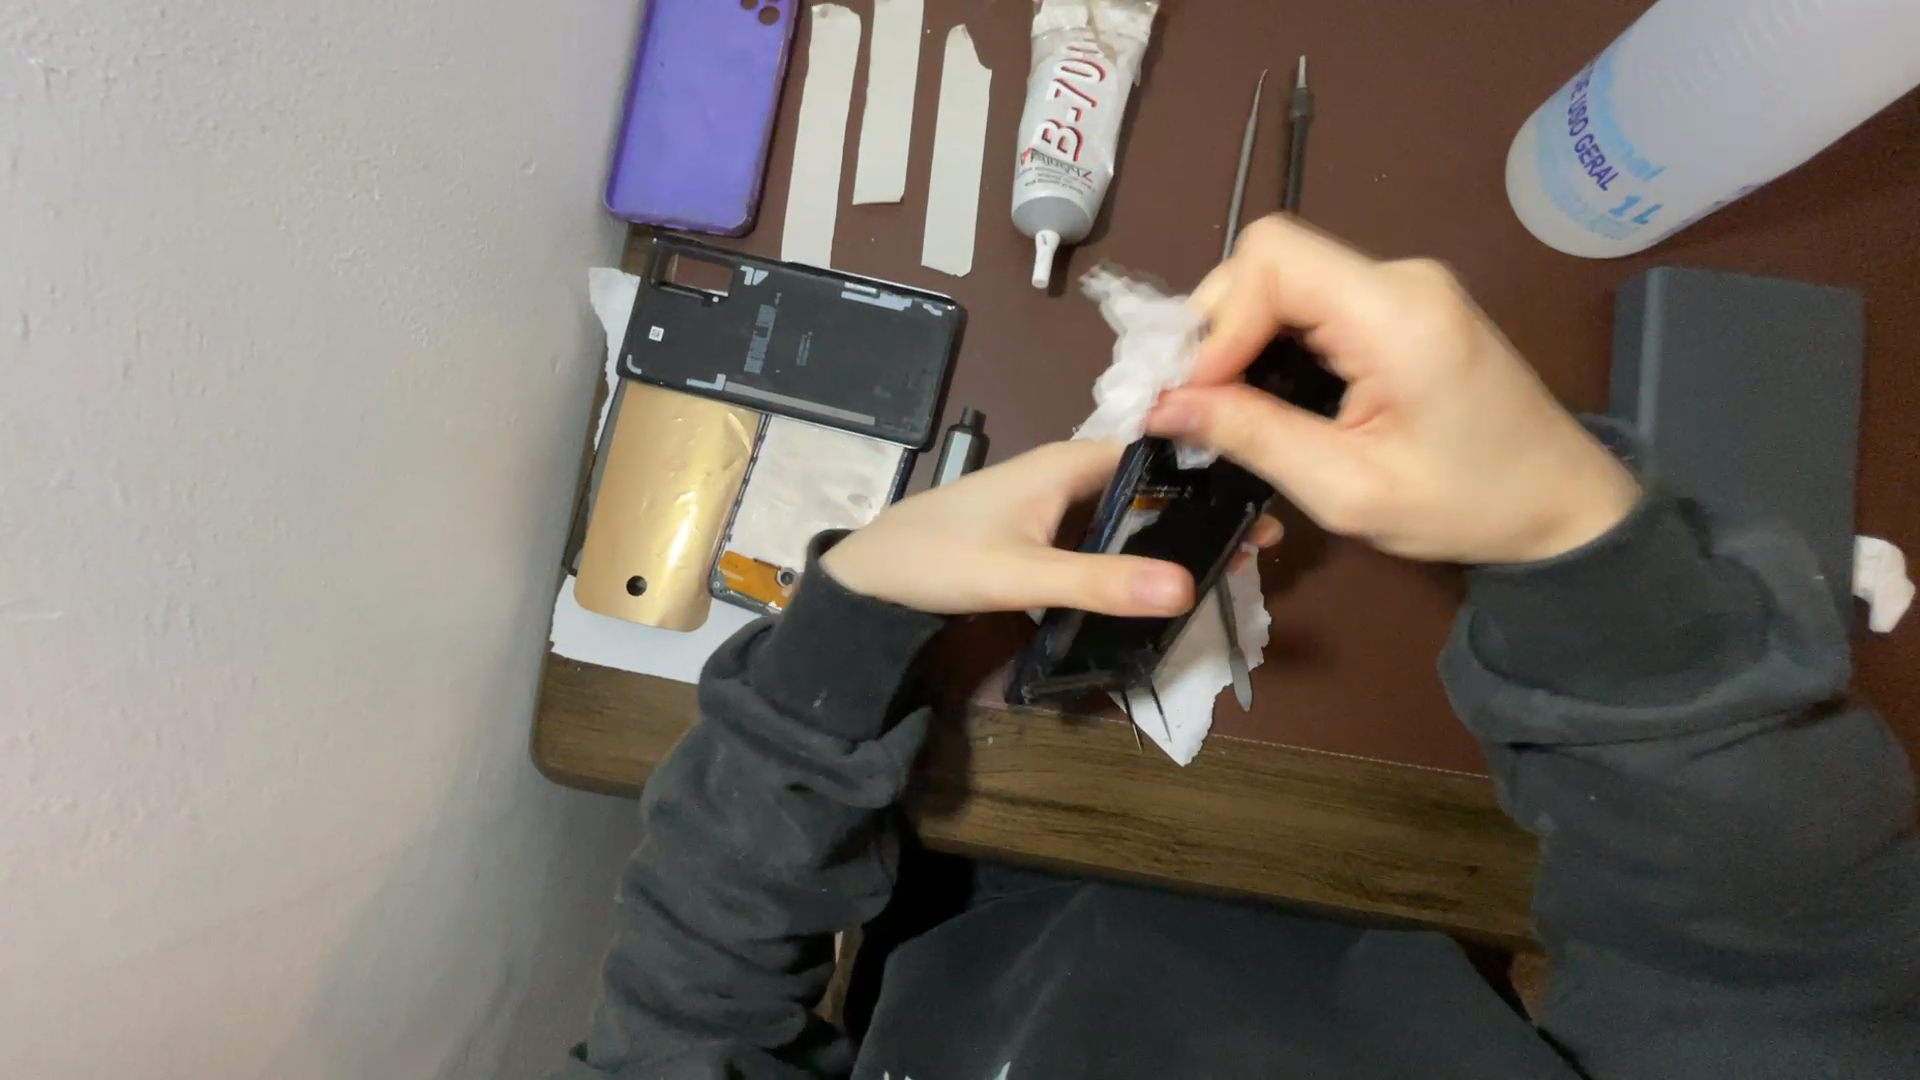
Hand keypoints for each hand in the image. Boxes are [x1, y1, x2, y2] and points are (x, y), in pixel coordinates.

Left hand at [819, 439, 1281, 615]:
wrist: (871, 578)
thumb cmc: (938, 558)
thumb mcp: (1020, 573)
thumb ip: (1097, 580)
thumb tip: (1187, 586)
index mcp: (1065, 462)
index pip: (1154, 454)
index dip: (1207, 478)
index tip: (1258, 511)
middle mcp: (1062, 472)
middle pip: (1144, 483)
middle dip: (1194, 510)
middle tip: (1252, 549)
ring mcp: (1048, 502)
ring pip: (1121, 510)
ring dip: (1164, 532)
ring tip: (1220, 564)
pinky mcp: (1037, 530)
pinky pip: (1096, 533)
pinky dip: (1128, 550)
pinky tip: (1153, 577)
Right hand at [1149, 215, 1637, 564]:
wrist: (1560, 507)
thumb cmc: (1463, 506)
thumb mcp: (1344, 487)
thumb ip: (1251, 436)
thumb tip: (1160, 406)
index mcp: (1396, 312)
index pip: (1273, 259)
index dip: (1218, 321)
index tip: (1196, 393)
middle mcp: (1395, 279)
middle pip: (1267, 262)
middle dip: (1214, 330)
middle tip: (1194, 403)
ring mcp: (1396, 289)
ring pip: (1277, 280)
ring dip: (1232, 339)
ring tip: (1217, 405)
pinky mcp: (1391, 309)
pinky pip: (1301, 304)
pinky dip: (1260, 343)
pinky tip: (1254, 393)